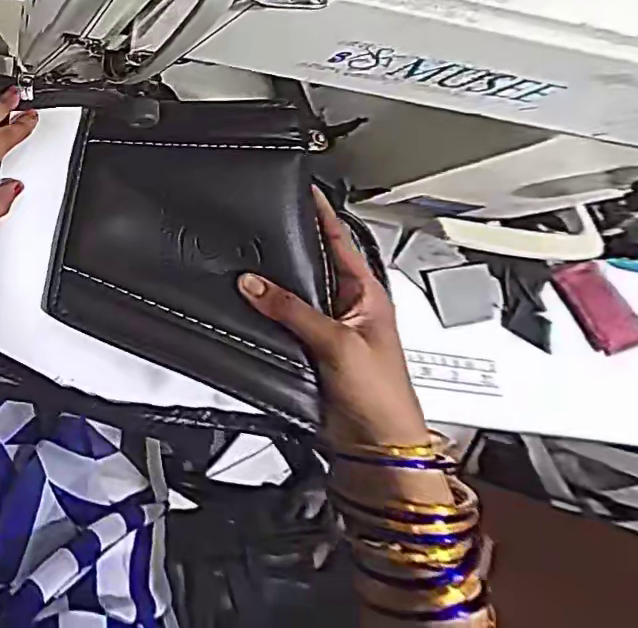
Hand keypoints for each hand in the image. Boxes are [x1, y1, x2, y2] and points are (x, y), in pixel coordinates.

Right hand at [237, 189, 429, 447]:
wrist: (379, 447)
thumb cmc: (384, 398)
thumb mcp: (337, 343)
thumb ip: (292, 310)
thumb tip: (253, 283)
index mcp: (369, 294)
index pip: (341, 240)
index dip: (323, 214)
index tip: (305, 190)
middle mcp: (350, 305)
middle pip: (315, 263)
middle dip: (292, 244)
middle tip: (267, 217)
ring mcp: (332, 326)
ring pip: (298, 291)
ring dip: (278, 280)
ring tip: (253, 257)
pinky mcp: (315, 346)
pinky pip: (287, 317)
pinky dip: (270, 307)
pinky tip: (254, 301)